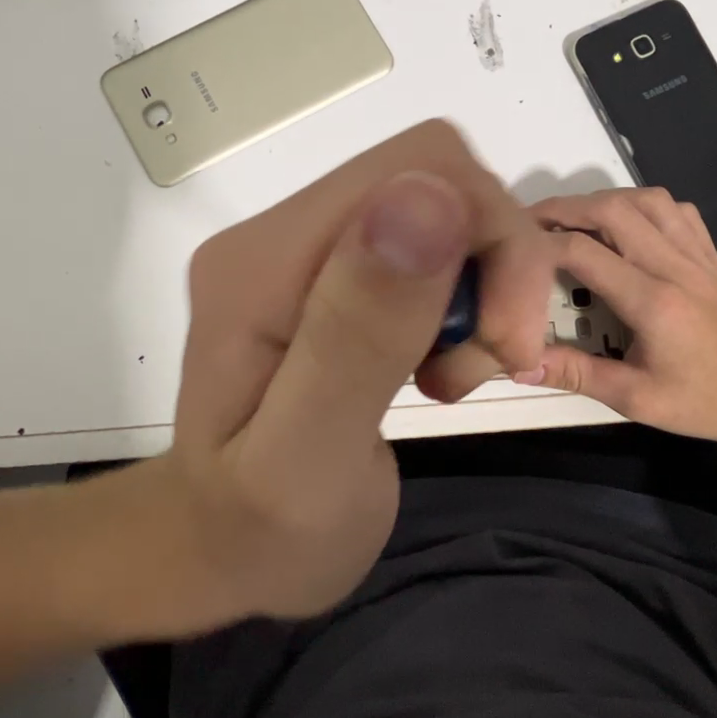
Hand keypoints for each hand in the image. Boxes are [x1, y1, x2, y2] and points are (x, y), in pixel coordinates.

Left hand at [160, 120, 552, 619]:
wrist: (220, 550)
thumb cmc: (261, 534)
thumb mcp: (308, 455)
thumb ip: (359, 332)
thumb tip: (430, 191)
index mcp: (261, 264)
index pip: (417, 167)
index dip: (488, 241)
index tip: (497, 345)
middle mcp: (276, 235)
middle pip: (437, 179)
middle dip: (492, 271)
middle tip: (477, 368)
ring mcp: (301, 252)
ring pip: (442, 213)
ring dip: (479, 293)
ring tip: (446, 379)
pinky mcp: (328, 277)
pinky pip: (428, 252)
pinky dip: (459, 305)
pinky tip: (432, 369)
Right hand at [522, 189, 716, 475]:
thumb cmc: (703, 404)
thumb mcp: (633, 399)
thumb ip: (574, 374)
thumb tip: (517, 364)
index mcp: (654, 302)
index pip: (584, 252)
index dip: (540, 245)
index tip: (511, 252)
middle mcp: (676, 268)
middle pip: (613, 210)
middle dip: (564, 208)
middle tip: (529, 224)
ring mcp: (699, 258)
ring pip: (647, 201)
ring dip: (602, 201)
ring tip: (572, 221)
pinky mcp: (712, 259)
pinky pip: (677, 212)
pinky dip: (643, 206)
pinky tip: (626, 228)